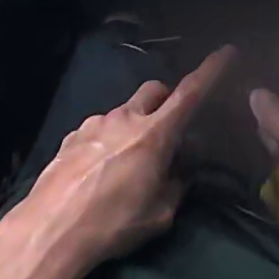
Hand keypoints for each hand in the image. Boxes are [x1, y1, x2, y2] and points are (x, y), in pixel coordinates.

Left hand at [2, 46, 235, 278]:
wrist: (51, 227)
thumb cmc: (113, 223)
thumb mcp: (161, 212)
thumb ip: (178, 181)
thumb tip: (183, 162)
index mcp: (152, 135)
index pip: (189, 94)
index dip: (210, 71)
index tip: (226, 52)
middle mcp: (123, 118)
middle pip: (153, 91)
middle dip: (167, 101)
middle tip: (171, 131)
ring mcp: (93, 123)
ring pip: (124, 111)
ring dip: (135, 126)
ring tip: (130, 166)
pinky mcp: (72, 134)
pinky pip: (101, 128)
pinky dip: (110, 140)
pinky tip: (101, 171)